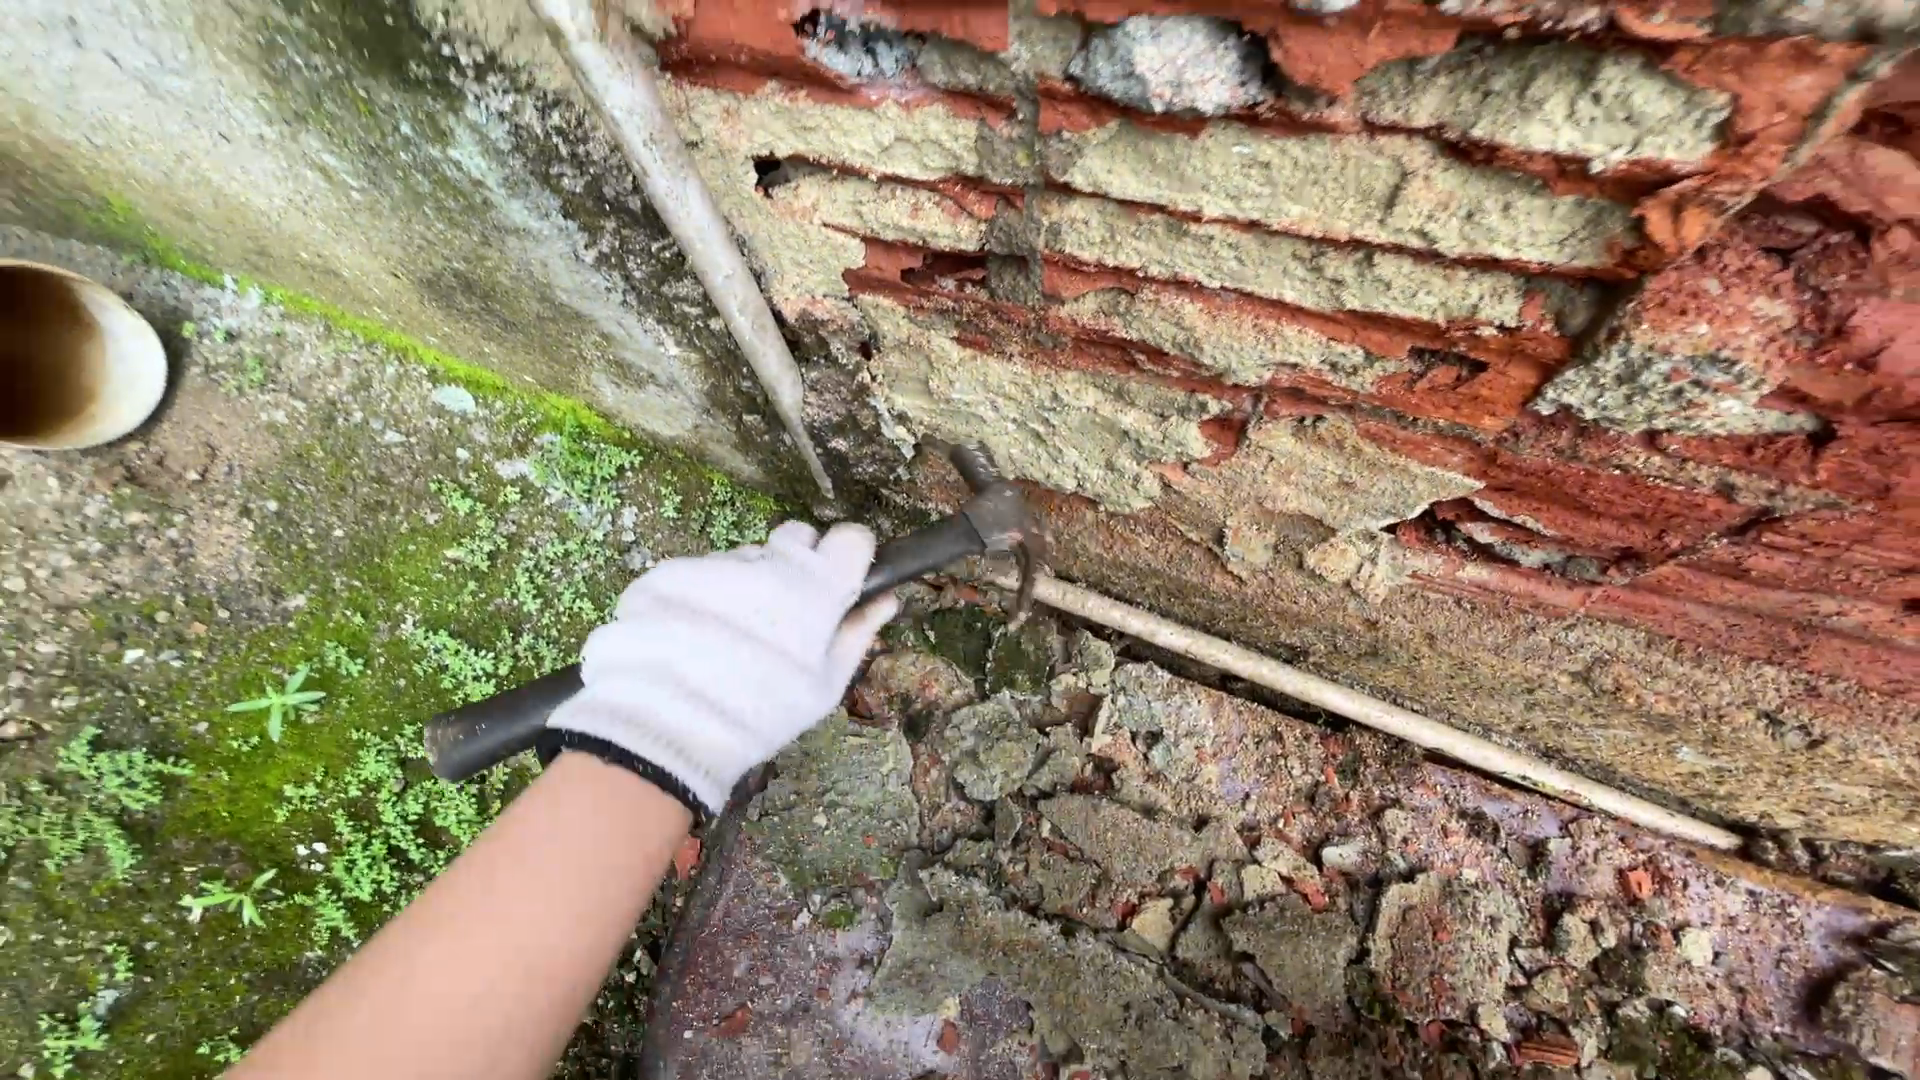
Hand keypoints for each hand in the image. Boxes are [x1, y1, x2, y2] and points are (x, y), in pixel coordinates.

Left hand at [544, 521, 897, 813]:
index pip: (850, 537)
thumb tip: (887, 600)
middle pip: (798, 537)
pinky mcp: (673, 571)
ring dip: (749, 583)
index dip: (848, 557)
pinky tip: (692, 635)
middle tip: (784, 614)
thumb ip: (858, 634)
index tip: (839, 583)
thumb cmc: (764, 710)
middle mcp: (770, 561)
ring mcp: (718, 562)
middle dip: (798, 564)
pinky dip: (705, 595)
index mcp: (816, 586)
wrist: (668, 726)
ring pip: (748, 558)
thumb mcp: (825, 686)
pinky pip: (703, 573)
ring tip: (728, 635)